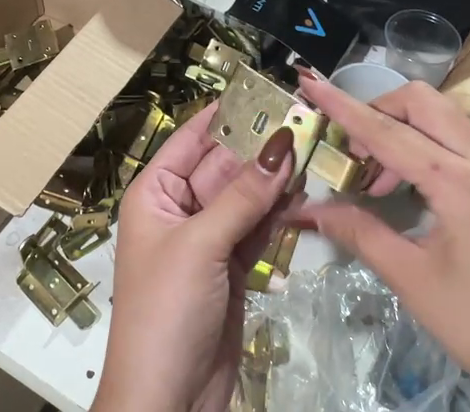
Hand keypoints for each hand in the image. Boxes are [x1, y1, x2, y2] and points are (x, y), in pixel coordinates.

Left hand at [94, 104, 300, 411]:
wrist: (168, 398)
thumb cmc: (166, 309)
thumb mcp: (200, 245)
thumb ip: (242, 196)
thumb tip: (281, 143)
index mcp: (155, 193)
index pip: (191, 139)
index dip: (225, 113)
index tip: (263, 88)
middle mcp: (181, 208)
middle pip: (224, 164)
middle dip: (260, 144)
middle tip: (305, 117)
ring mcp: (210, 239)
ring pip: (247, 195)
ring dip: (276, 176)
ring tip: (315, 144)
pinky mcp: (234, 267)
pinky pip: (258, 226)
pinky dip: (279, 210)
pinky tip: (306, 188)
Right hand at [295, 73, 469, 411]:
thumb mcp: (414, 281)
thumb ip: (359, 232)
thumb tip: (306, 209)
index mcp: (462, 183)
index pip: (388, 131)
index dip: (342, 106)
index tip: (309, 83)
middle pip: (422, 102)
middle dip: (377, 110)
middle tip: (348, 150)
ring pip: (443, 117)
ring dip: (402, 129)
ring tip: (374, 179)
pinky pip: (460, 140)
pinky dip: (426, 146)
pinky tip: (408, 188)